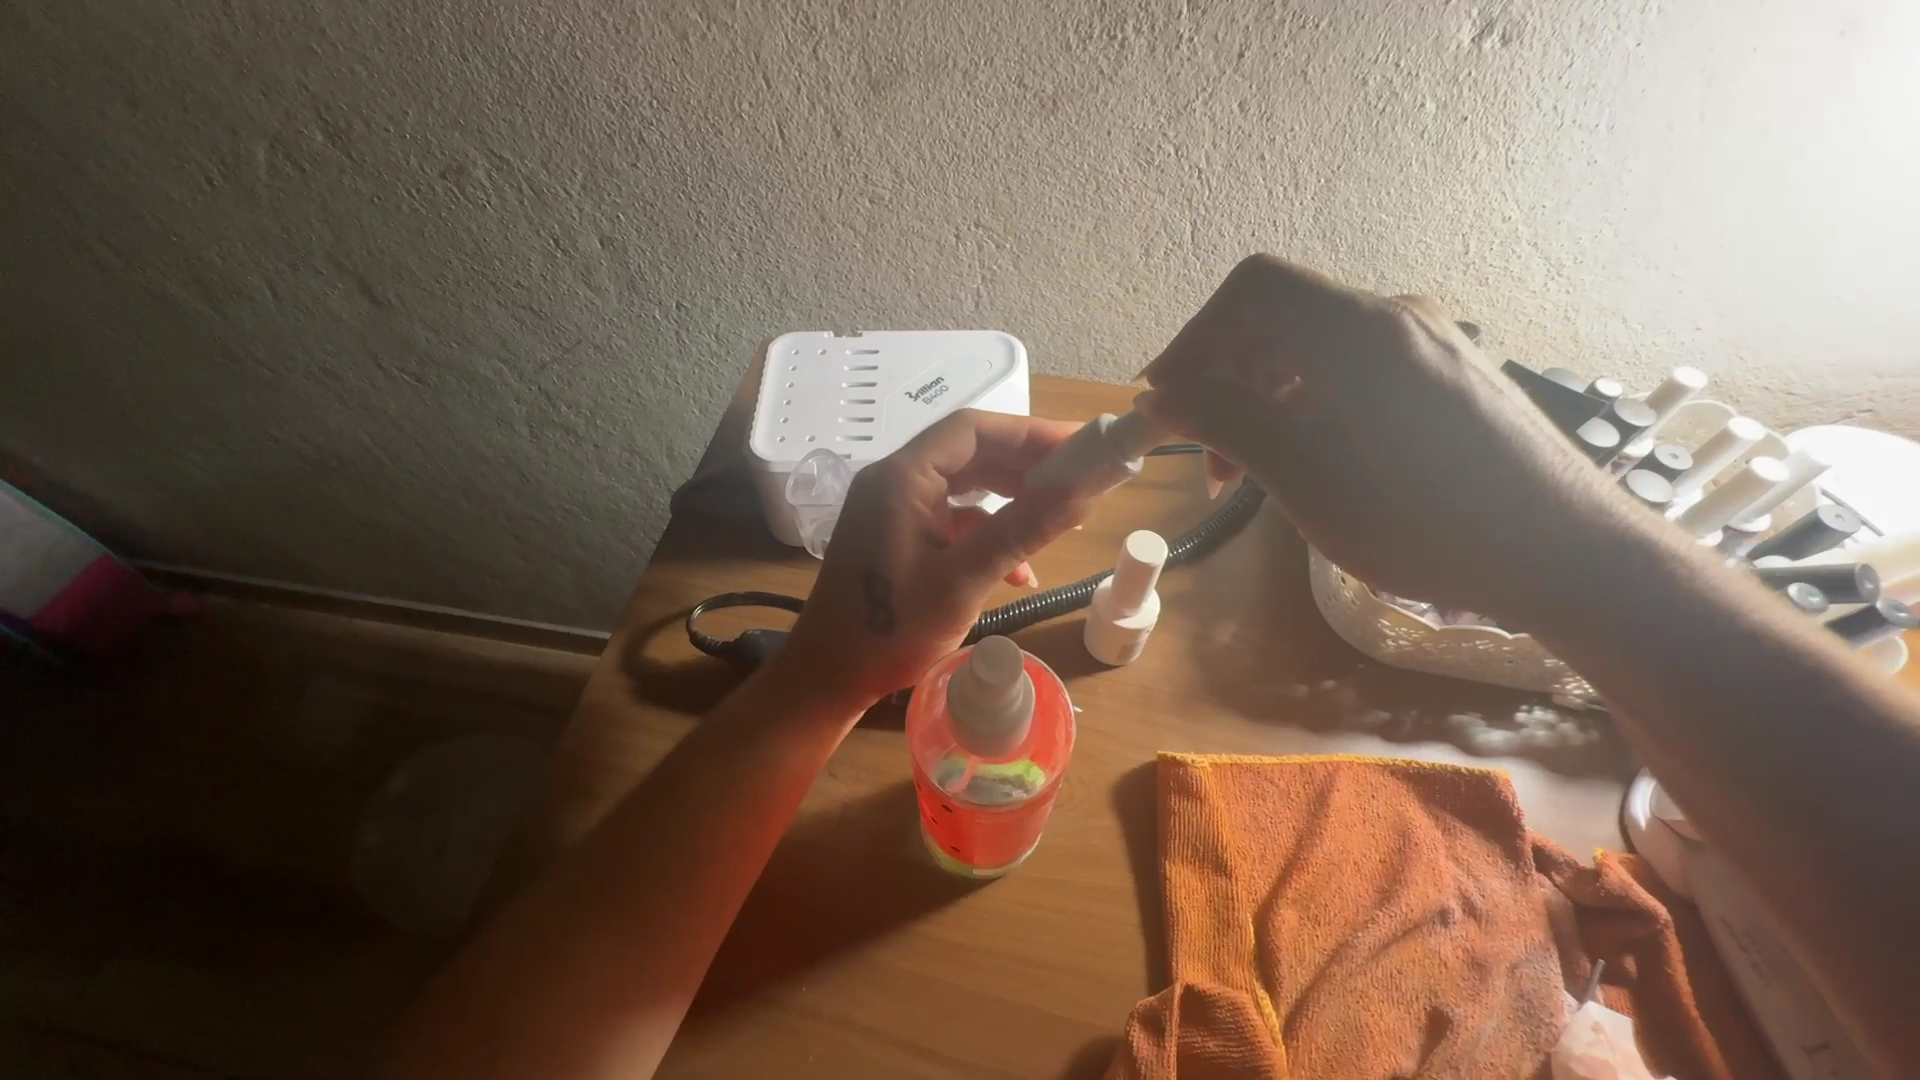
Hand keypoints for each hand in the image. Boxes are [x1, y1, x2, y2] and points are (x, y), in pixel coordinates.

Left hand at [772, 410, 1085, 708]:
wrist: (829, 677)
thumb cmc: (890, 630)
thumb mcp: (963, 580)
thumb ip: (1021, 530)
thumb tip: (1080, 493)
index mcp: (902, 478)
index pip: (972, 430)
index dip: (1029, 432)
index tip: (1079, 445)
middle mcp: (895, 482)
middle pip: (969, 453)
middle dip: (1025, 466)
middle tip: (1077, 480)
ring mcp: (894, 510)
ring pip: (962, 487)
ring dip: (1010, 501)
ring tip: (1058, 519)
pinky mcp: (898, 538)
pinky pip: (950, 520)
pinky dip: (986, 534)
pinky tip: (1018, 572)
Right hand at [1137, 254, 1632, 620]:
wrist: (1567, 556)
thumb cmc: (1428, 526)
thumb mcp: (1307, 481)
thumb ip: (1229, 424)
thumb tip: (1159, 396)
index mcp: (1358, 332)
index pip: (1250, 291)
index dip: (1194, 338)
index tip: (1164, 402)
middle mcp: (1394, 316)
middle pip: (1278, 316)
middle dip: (1224, 377)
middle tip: (1208, 458)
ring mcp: (1427, 340)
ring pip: (1312, 344)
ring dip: (1262, 396)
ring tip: (1253, 470)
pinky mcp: (1444, 370)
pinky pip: (1350, 365)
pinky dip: (1307, 401)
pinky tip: (1310, 458)